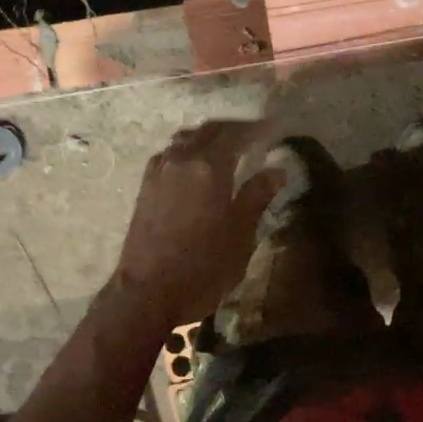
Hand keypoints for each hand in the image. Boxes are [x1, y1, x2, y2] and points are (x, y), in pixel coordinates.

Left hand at [105, 120, 284, 329]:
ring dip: (207, 138)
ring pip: (185, 140)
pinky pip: (170, 154)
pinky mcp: (145, 187)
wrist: (146, 292)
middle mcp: (181, 160)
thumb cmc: (202, 267)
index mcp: (209, 167)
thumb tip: (277, 170)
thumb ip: (256, 197)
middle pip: (208, 131)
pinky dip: (187, 151)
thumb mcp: (240, 236)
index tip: (273, 129)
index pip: (236, 134)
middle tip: (253, 137)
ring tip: (225, 148)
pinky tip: (195, 167)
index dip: (256, 129)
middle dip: (232, 130)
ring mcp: (159, 172)